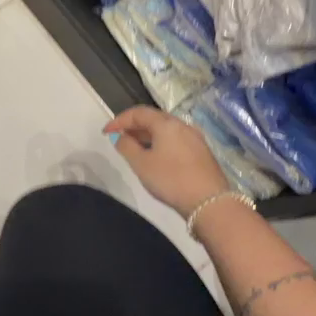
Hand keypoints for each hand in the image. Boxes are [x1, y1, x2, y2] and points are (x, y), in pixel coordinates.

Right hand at [103, 106, 230, 218]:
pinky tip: (156, 158)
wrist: (210, 202)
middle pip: (154, 119)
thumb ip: (126, 146)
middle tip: (119, 138)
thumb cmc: (170, 179)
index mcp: (167, 124)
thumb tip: (121, 136)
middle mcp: (183, 126)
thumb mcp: (141, 164)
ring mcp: (195, 139)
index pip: (138, 113)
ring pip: (166, 130)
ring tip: (135, 149)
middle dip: (134, 126)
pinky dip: (161, 143)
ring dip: (147, 136)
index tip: (105, 132)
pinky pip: (176, 140)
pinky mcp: (202, 153)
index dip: (119, 120)